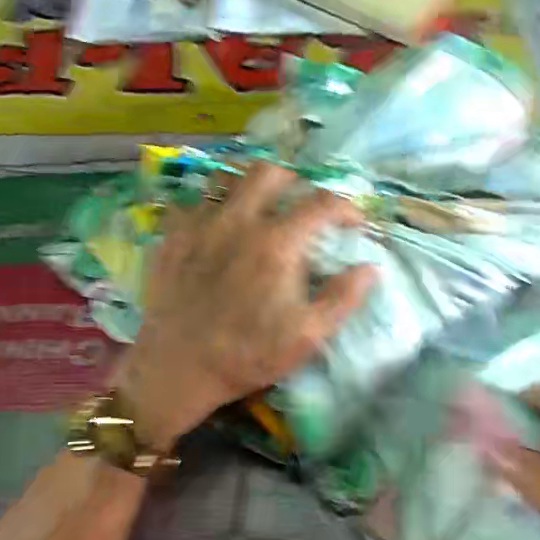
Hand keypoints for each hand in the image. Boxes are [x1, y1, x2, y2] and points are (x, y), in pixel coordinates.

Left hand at [116, 162, 376, 449]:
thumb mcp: (307, 336)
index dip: (346, 207)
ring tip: (254, 206)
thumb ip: (342, 297)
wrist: (178, 366)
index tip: (352, 222)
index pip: (322, 202)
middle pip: (269, 173)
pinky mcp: (169, 237)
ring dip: (246, 186)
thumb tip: (369, 268)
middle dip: (292, 181)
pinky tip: (211, 225)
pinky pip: (188, 202)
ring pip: (224, 179)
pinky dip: (205, 206)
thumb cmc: (246, 354)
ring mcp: (198, 225)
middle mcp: (237, 221)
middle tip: (298, 202)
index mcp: (277, 242)